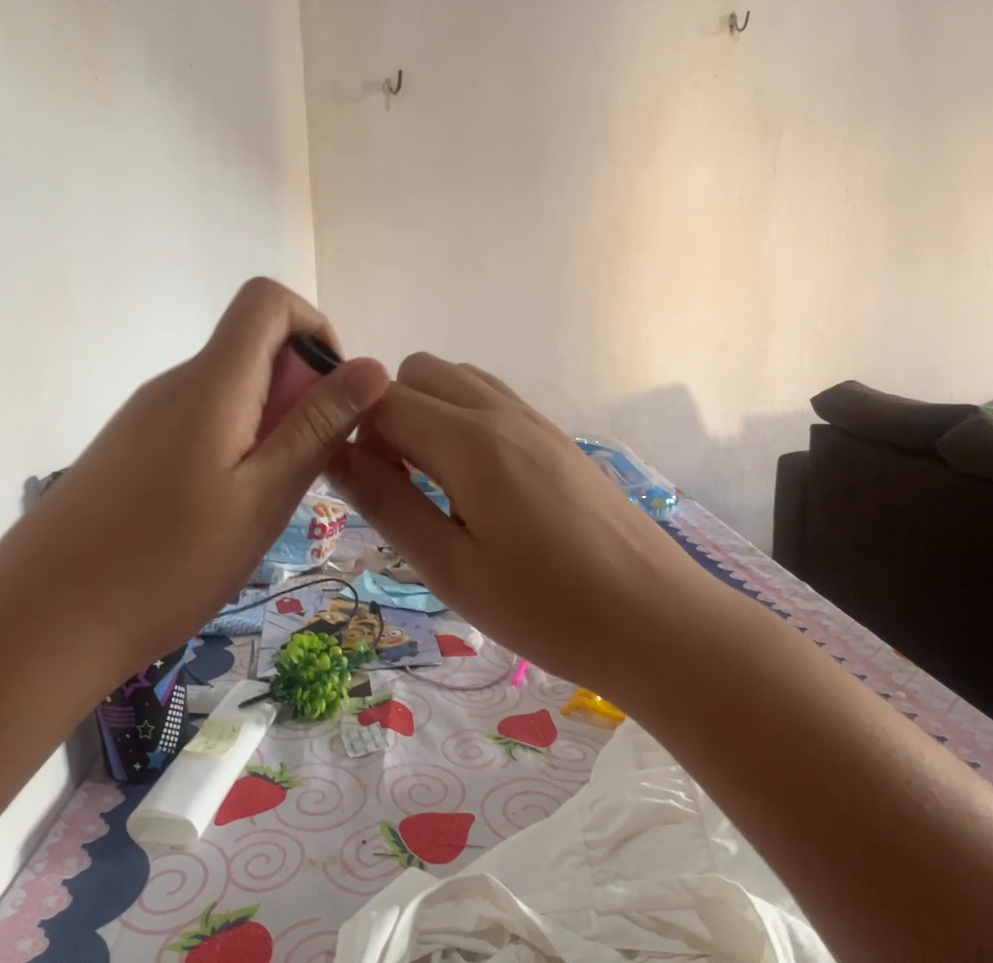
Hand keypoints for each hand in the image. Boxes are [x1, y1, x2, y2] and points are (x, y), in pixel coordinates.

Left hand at [0, 279, 388, 679]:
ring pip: (228, 394)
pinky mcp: (126, 452)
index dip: (315, 330)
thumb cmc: (166, 563)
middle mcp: (173, 384)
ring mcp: (144, 418)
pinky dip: (230, 451)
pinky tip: (216, 519)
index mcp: (210, 383)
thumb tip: (374, 366)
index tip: (332, 399)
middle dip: (298, 396)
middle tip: (300, 476)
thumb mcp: (262, 498)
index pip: (267, 300)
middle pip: (251, 349)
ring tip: (259, 509)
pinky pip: (197, 426)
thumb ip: (317, 428)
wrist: (41, 621)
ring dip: (266, 431)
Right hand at [327, 353, 704, 690]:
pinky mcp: (559, 439)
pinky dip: (464, 423)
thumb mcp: (452, 569)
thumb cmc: (548, 609)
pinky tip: (479, 490)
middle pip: (419, 371)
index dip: (355, 433)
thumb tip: (334, 457)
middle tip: (400, 486)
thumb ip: (387, 505)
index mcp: (472, 443)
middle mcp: (503, 414)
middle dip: (390, 415)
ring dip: (429, 415)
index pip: (383, 398)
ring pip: (459, 380)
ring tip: (437, 488)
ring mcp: (537, 421)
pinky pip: (493, 402)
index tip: (365, 488)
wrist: (658, 621)